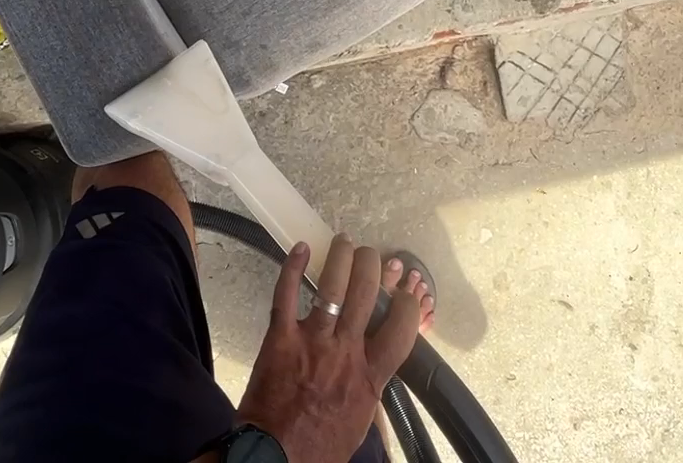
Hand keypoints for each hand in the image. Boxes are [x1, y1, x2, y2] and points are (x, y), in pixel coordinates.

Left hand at [233, 235, 425, 462]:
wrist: (275, 459)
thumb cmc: (319, 447)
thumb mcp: (360, 421)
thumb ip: (372, 386)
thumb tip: (381, 365)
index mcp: (369, 375)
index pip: (401, 325)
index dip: (408, 301)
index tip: (407, 289)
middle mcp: (345, 351)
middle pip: (367, 292)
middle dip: (373, 265)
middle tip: (371, 254)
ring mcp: (312, 339)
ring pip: (331, 285)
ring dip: (340, 257)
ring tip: (344, 241)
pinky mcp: (280, 336)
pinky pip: (286, 293)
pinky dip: (293, 267)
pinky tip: (301, 248)